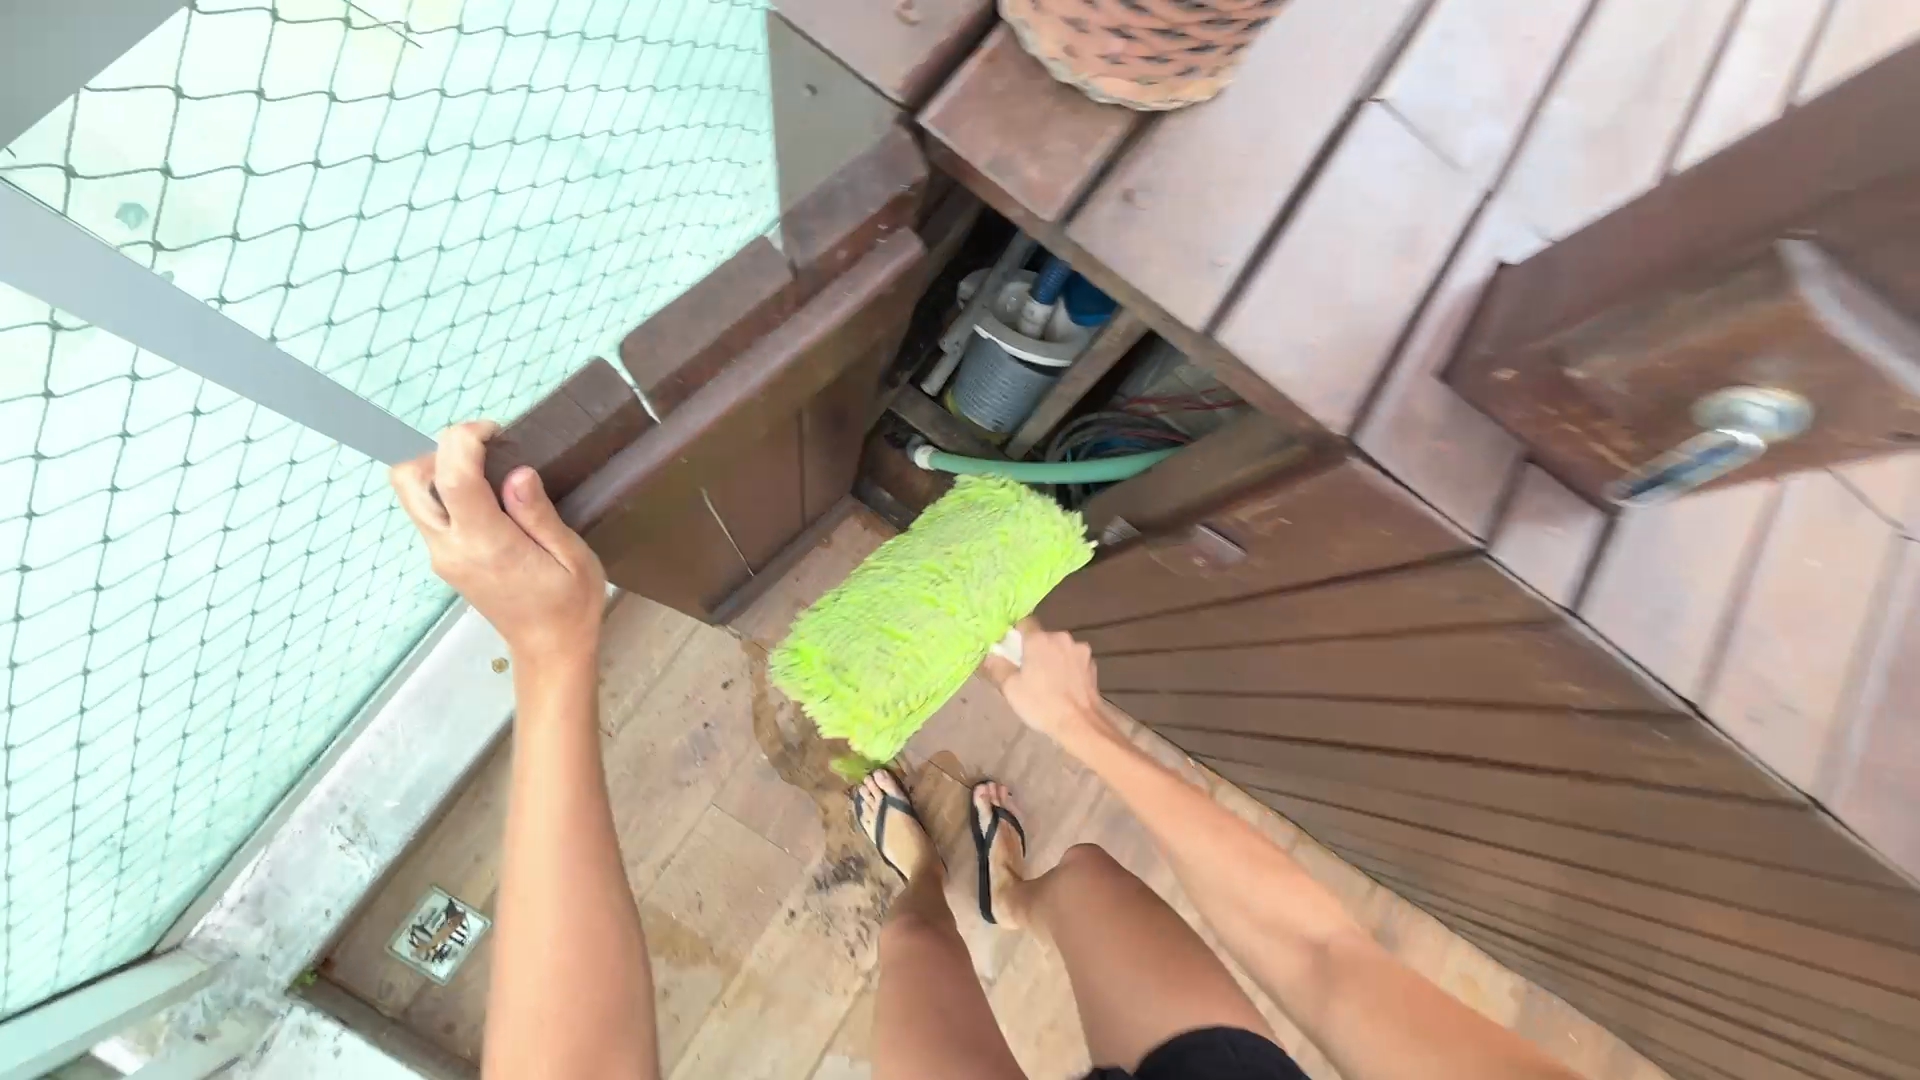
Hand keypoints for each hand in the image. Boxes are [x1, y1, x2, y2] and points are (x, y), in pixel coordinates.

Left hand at [390, 421, 606, 667]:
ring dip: (441, 470)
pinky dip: (448, 491)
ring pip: (413, 495)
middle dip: (441, 452)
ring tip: (490, 473)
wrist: (550, 648)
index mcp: (487, 544)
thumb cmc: (572, 603)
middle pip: (409, 481)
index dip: (464, 441)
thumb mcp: (572, 557)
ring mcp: (441, 556)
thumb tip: (516, 474)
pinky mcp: (444, 560)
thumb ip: (539, 515)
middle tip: (488, 452)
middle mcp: (451, 548)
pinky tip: (491, 500)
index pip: (452, 478)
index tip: (495, 431)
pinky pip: (430, 513)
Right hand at [979, 618, 1111, 746]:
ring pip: (1060, 648)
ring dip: (1053, 658)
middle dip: (1035, 649)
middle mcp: (1061, 638)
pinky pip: (1073, 660)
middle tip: (1028, 670)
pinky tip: (1064, 686)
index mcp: (1039, 639)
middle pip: (1043, 637)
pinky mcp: (1092, 664)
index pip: (1024, 623)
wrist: (1080, 723)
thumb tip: (990, 655)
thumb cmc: (1041, 704)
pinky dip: (1068, 667)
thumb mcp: (1011, 688)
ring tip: (1048, 681)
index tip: (1011, 649)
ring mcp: (1080, 650)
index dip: (1016, 634)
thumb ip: (998, 667)